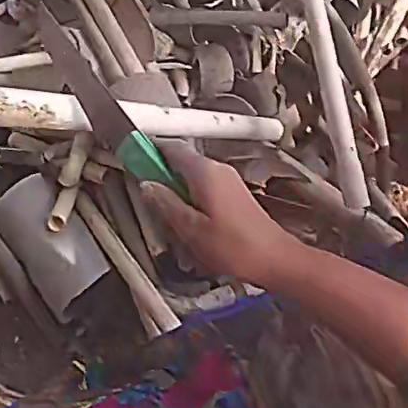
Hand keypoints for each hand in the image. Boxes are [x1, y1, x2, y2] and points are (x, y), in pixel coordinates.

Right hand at [139, 142, 305, 287]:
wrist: (275, 259)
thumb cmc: (236, 247)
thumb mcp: (191, 229)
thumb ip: (166, 204)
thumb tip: (147, 185)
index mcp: (206, 172)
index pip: (171, 148)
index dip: (149, 152)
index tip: (132, 161)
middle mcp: (218, 170)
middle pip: (180, 165)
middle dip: (163, 184)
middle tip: (153, 208)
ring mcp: (228, 181)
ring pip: (191, 181)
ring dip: (178, 200)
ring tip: (176, 229)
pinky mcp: (234, 195)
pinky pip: (205, 193)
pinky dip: (193, 207)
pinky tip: (194, 234)